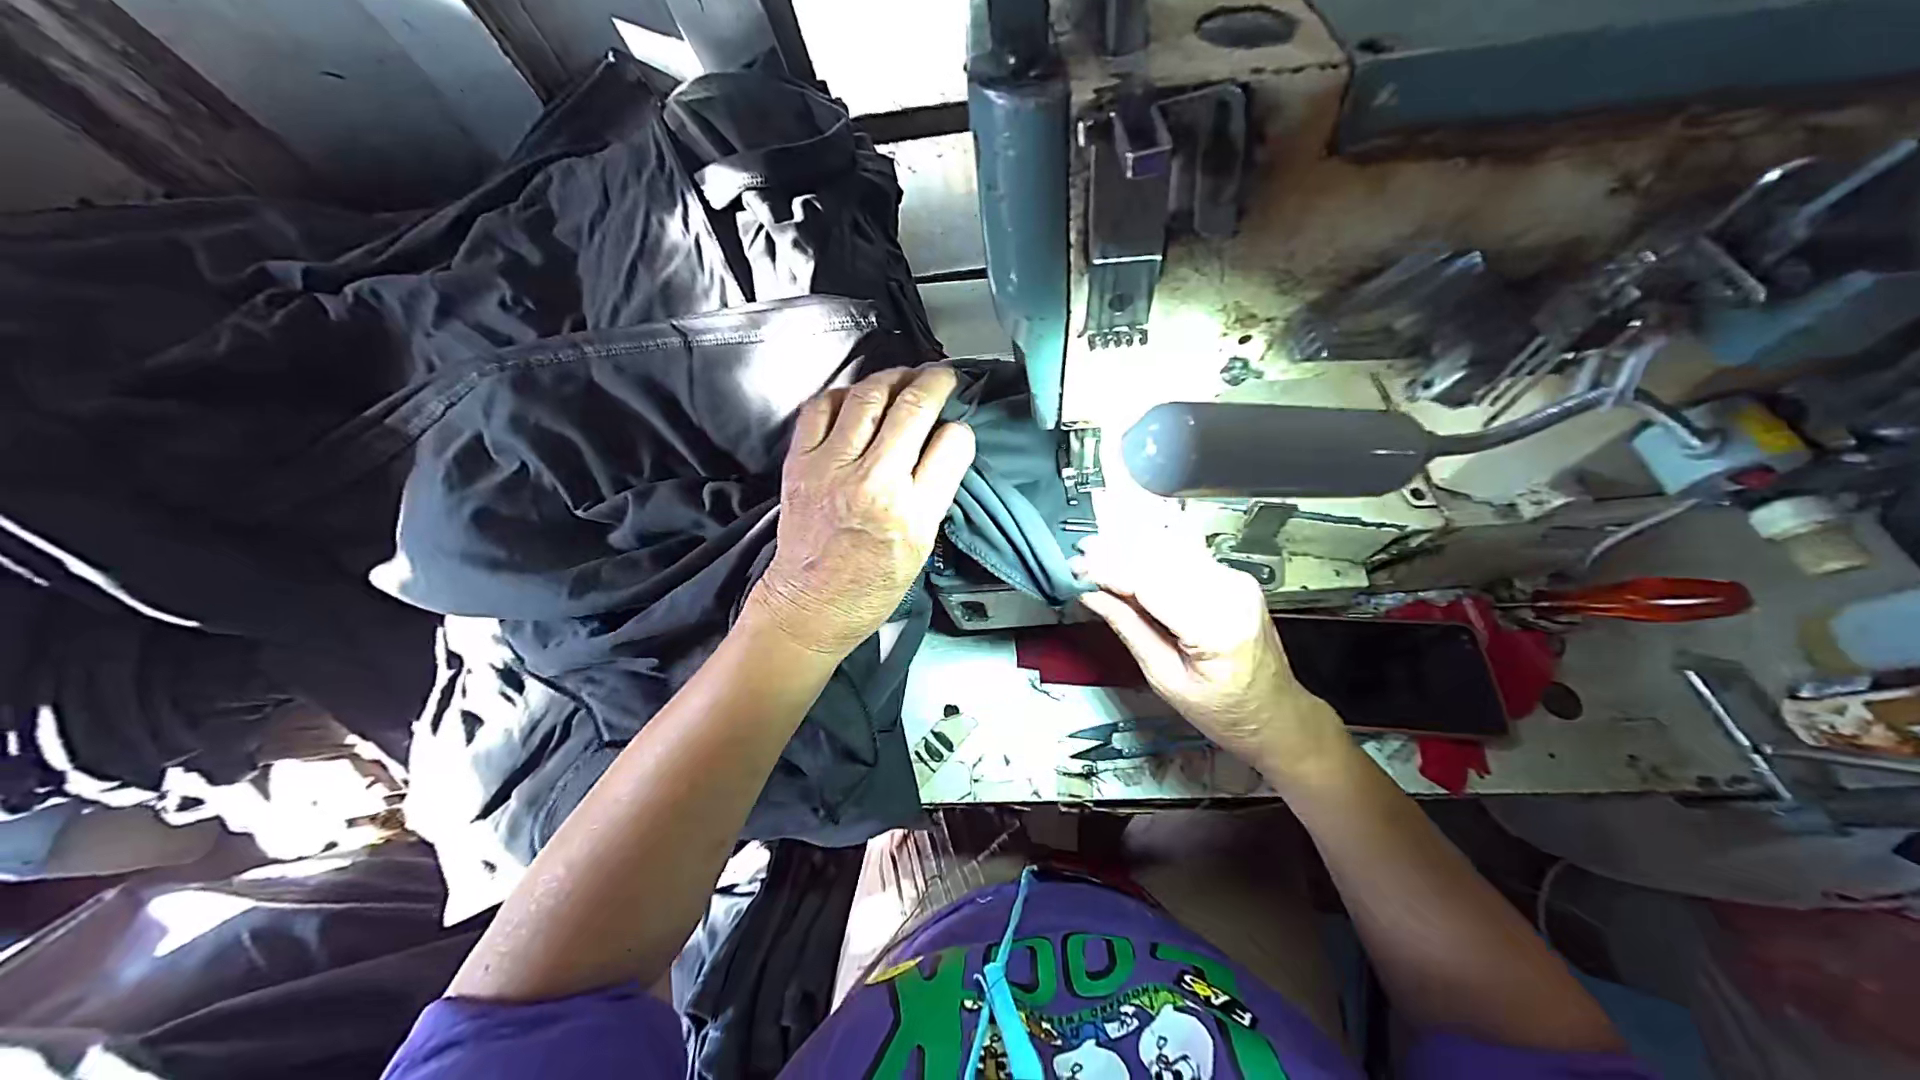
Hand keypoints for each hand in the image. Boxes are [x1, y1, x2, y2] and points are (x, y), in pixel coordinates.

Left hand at [746, 365, 975, 656]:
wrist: (811, 605)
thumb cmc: (869, 586)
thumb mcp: (923, 547)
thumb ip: (935, 493)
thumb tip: (944, 446)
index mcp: (912, 513)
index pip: (951, 444)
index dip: (960, 428)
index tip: (957, 426)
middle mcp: (873, 484)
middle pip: (912, 408)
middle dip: (934, 382)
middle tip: (942, 376)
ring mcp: (832, 468)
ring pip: (868, 397)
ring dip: (892, 377)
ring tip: (904, 376)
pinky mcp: (801, 464)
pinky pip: (820, 407)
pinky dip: (843, 394)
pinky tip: (857, 396)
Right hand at [1072, 532, 1350, 776]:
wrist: (1276, 713)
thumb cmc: (1227, 711)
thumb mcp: (1166, 680)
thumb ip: (1130, 629)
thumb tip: (1093, 596)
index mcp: (1217, 628)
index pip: (1152, 584)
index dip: (1112, 571)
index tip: (1080, 567)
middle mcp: (1232, 594)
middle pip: (1164, 557)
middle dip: (1118, 552)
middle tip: (1082, 555)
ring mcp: (1236, 581)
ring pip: (1175, 548)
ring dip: (1133, 545)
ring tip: (1098, 549)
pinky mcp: (1233, 577)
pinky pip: (1187, 554)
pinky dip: (1153, 551)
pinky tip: (1129, 549)